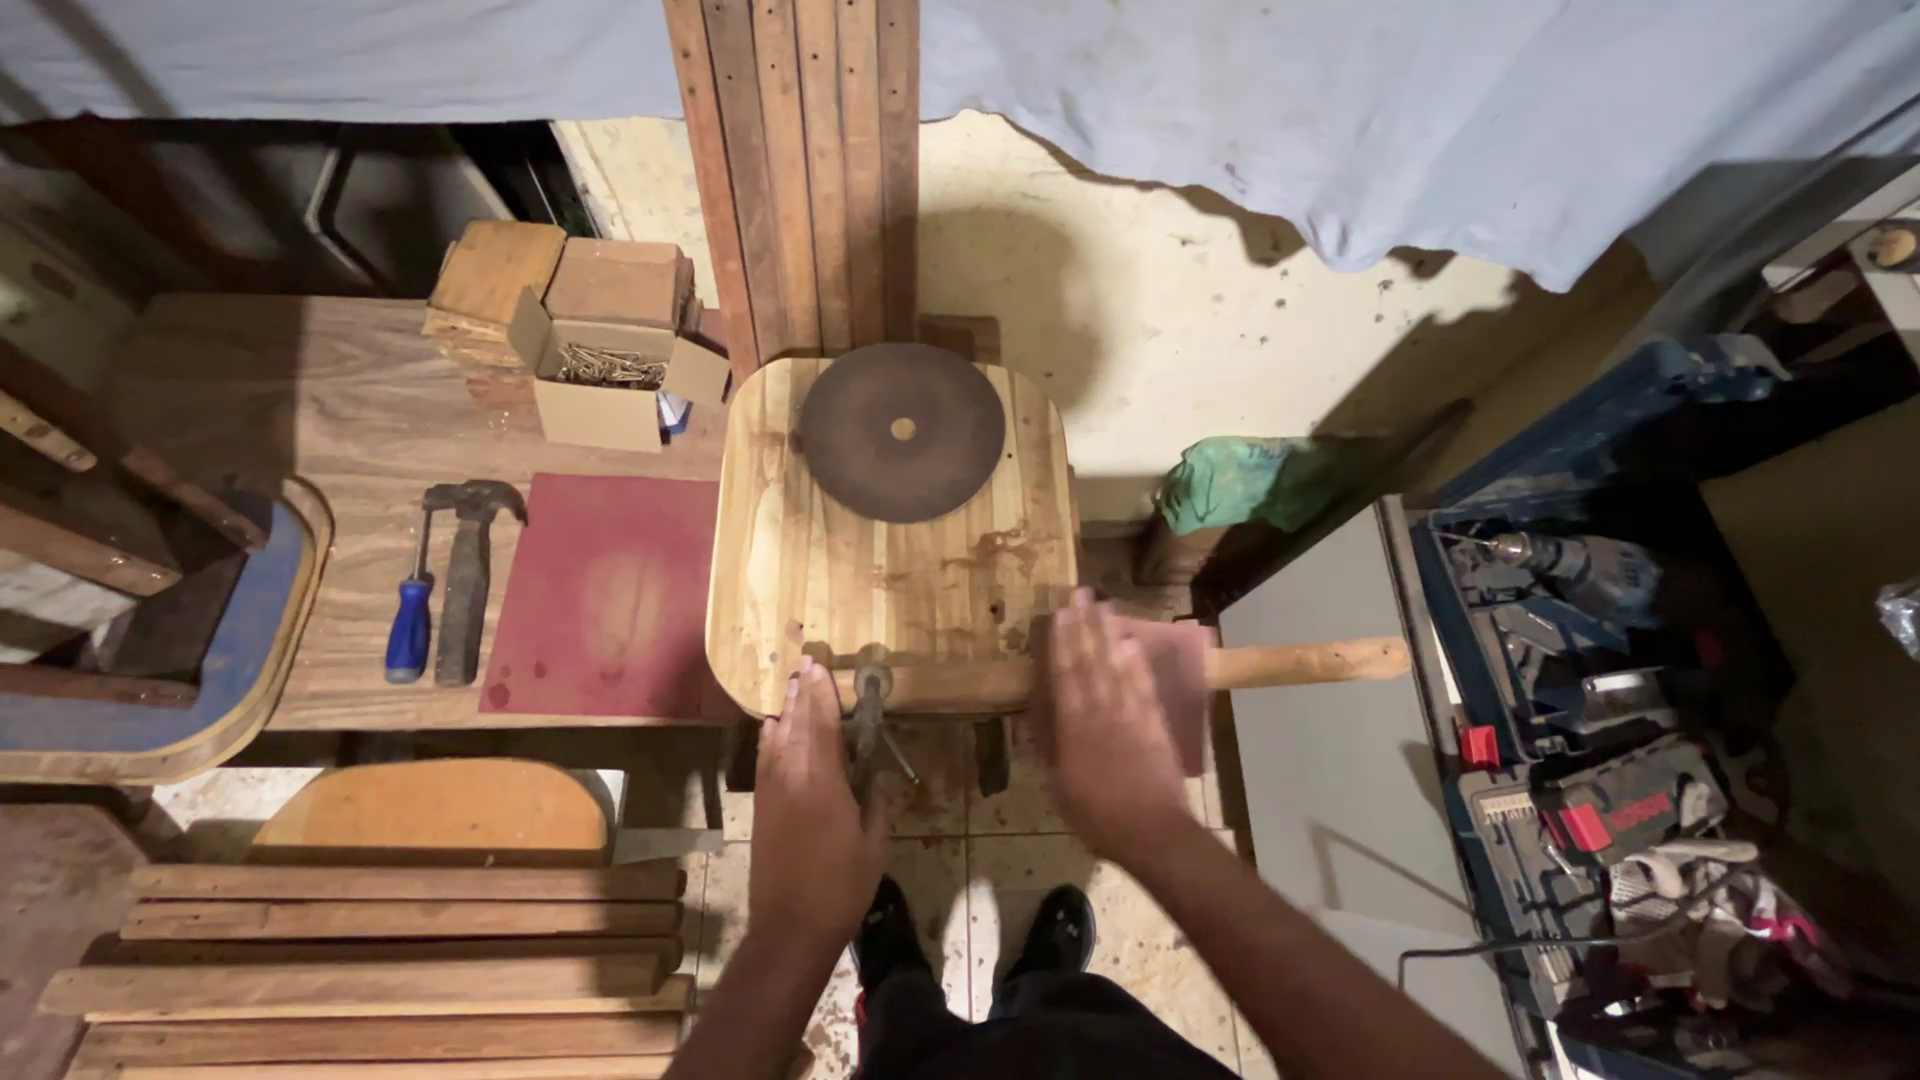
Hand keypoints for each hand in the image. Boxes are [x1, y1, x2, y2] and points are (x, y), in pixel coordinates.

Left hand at [749, 655, 887, 955]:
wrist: (789, 927)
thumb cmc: (842, 886)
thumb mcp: (874, 842)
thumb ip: (873, 800)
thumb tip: (871, 773)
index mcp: (825, 782)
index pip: (823, 724)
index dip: (823, 693)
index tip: (821, 667)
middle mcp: (793, 777)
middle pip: (798, 723)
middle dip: (803, 692)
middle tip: (806, 663)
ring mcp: (772, 791)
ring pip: (777, 738)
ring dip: (786, 709)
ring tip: (792, 684)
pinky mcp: (761, 807)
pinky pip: (765, 759)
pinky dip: (770, 738)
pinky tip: (772, 727)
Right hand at [1040, 588, 1198, 867]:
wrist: (1153, 832)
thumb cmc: (1098, 816)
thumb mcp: (1060, 786)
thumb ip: (1050, 746)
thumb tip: (1039, 712)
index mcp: (1074, 727)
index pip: (1065, 675)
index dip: (1061, 642)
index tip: (1058, 613)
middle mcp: (1102, 711)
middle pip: (1091, 661)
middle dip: (1084, 625)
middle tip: (1081, 593)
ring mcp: (1131, 714)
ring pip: (1117, 665)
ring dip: (1109, 634)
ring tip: (1104, 606)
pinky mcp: (1154, 723)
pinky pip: (1144, 685)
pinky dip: (1137, 662)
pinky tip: (1132, 642)